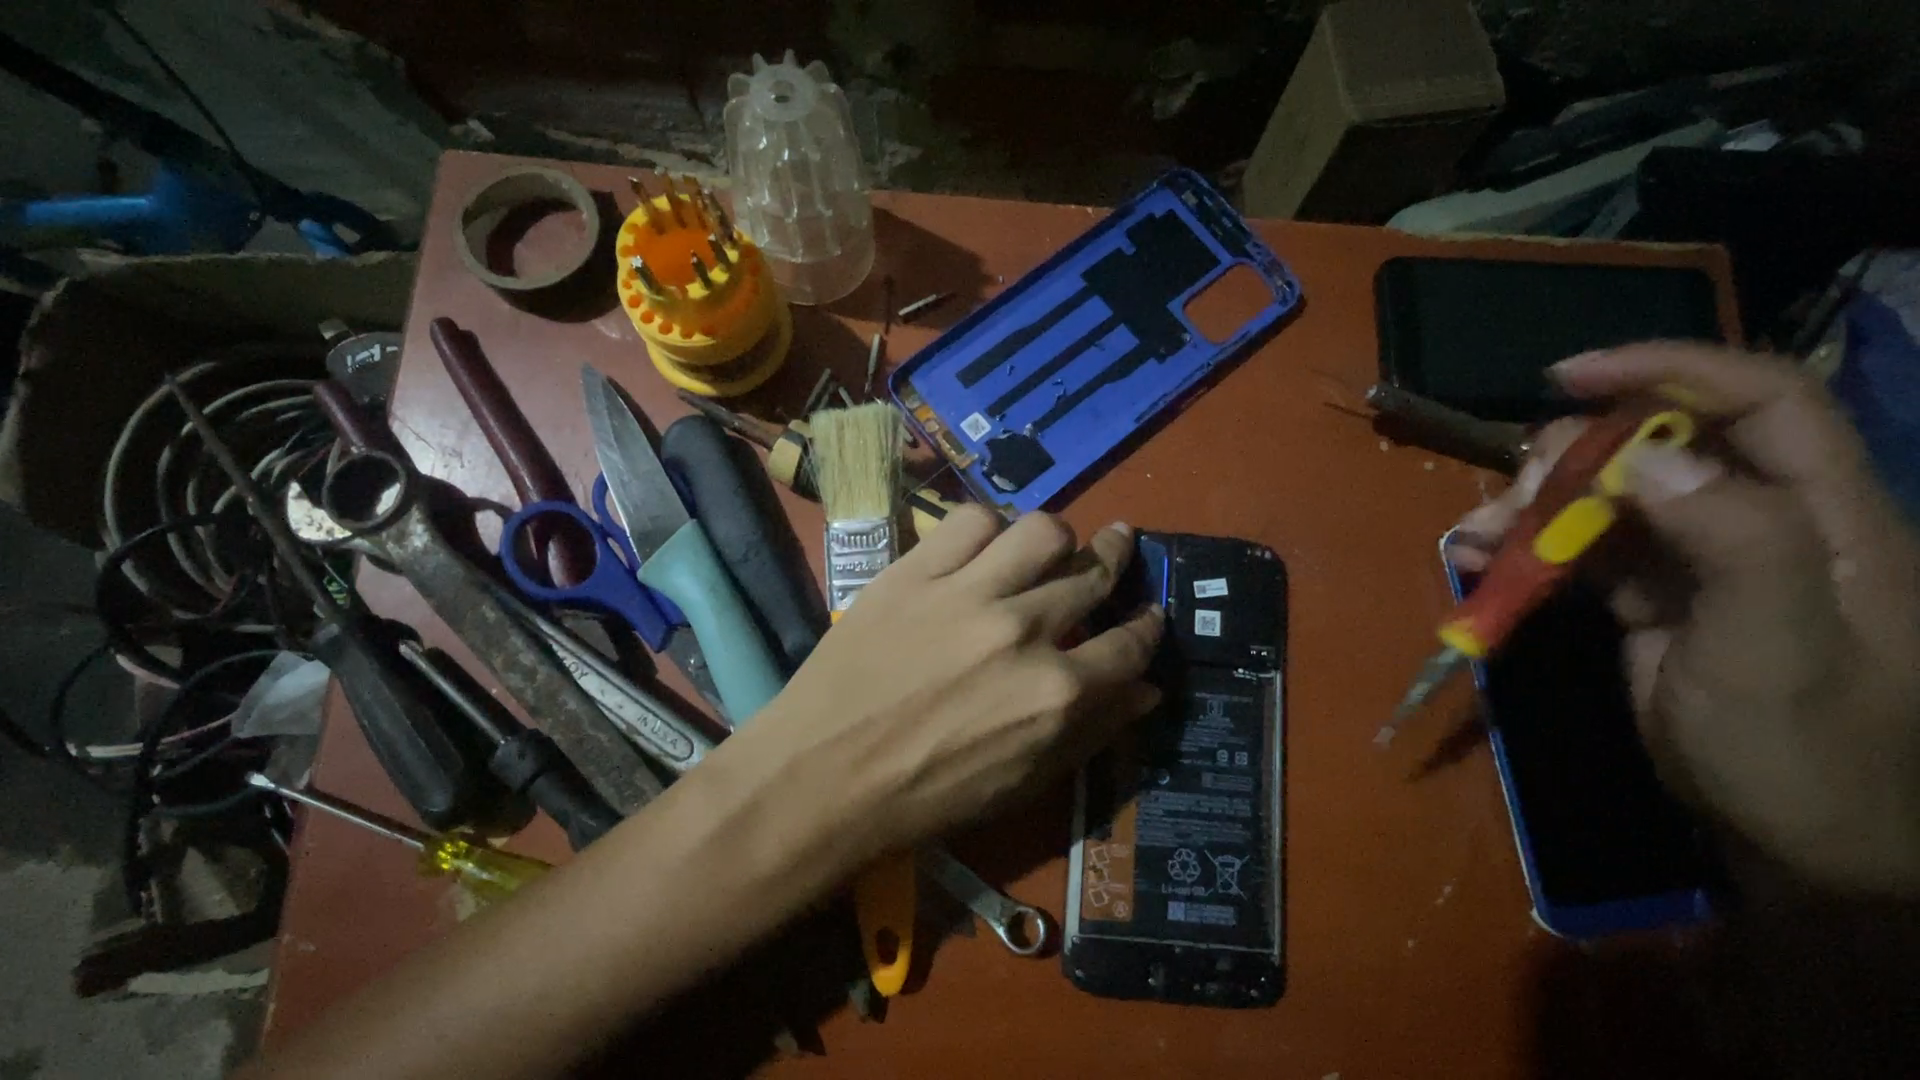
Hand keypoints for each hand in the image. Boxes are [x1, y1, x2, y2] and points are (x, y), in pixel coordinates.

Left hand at [727, 508, 1163, 861]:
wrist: (820, 778)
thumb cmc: (926, 797)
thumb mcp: (1022, 783)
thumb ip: (1091, 732)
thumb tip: (1148, 689)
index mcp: (1055, 695)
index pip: (1127, 644)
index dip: (1148, 624)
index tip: (1150, 611)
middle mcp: (1022, 632)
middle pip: (1091, 574)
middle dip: (1117, 558)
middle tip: (1119, 548)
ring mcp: (965, 594)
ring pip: (1041, 531)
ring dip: (1058, 537)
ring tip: (1051, 545)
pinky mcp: (913, 571)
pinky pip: (970, 521)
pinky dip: (990, 527)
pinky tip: (987, 545)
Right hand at [1452, 344, 1919, 895]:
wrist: (1812, 850)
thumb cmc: (1812, 754)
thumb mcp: (1779, 653)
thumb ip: (1738, 545)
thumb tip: (1648, 461)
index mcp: (1824, 516)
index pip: (1761, 400)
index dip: (1668, 370)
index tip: (1567, 378)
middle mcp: (1760, 522)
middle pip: (1662, 446)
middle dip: (1574, 455)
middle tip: (1516, 494)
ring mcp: (1699, 563)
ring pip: (1608, 498)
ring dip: (1534, 506)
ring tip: (1478, 540)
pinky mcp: (1652, 601)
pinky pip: (1580, 553)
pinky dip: (1526, 550)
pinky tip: (1480, 562)